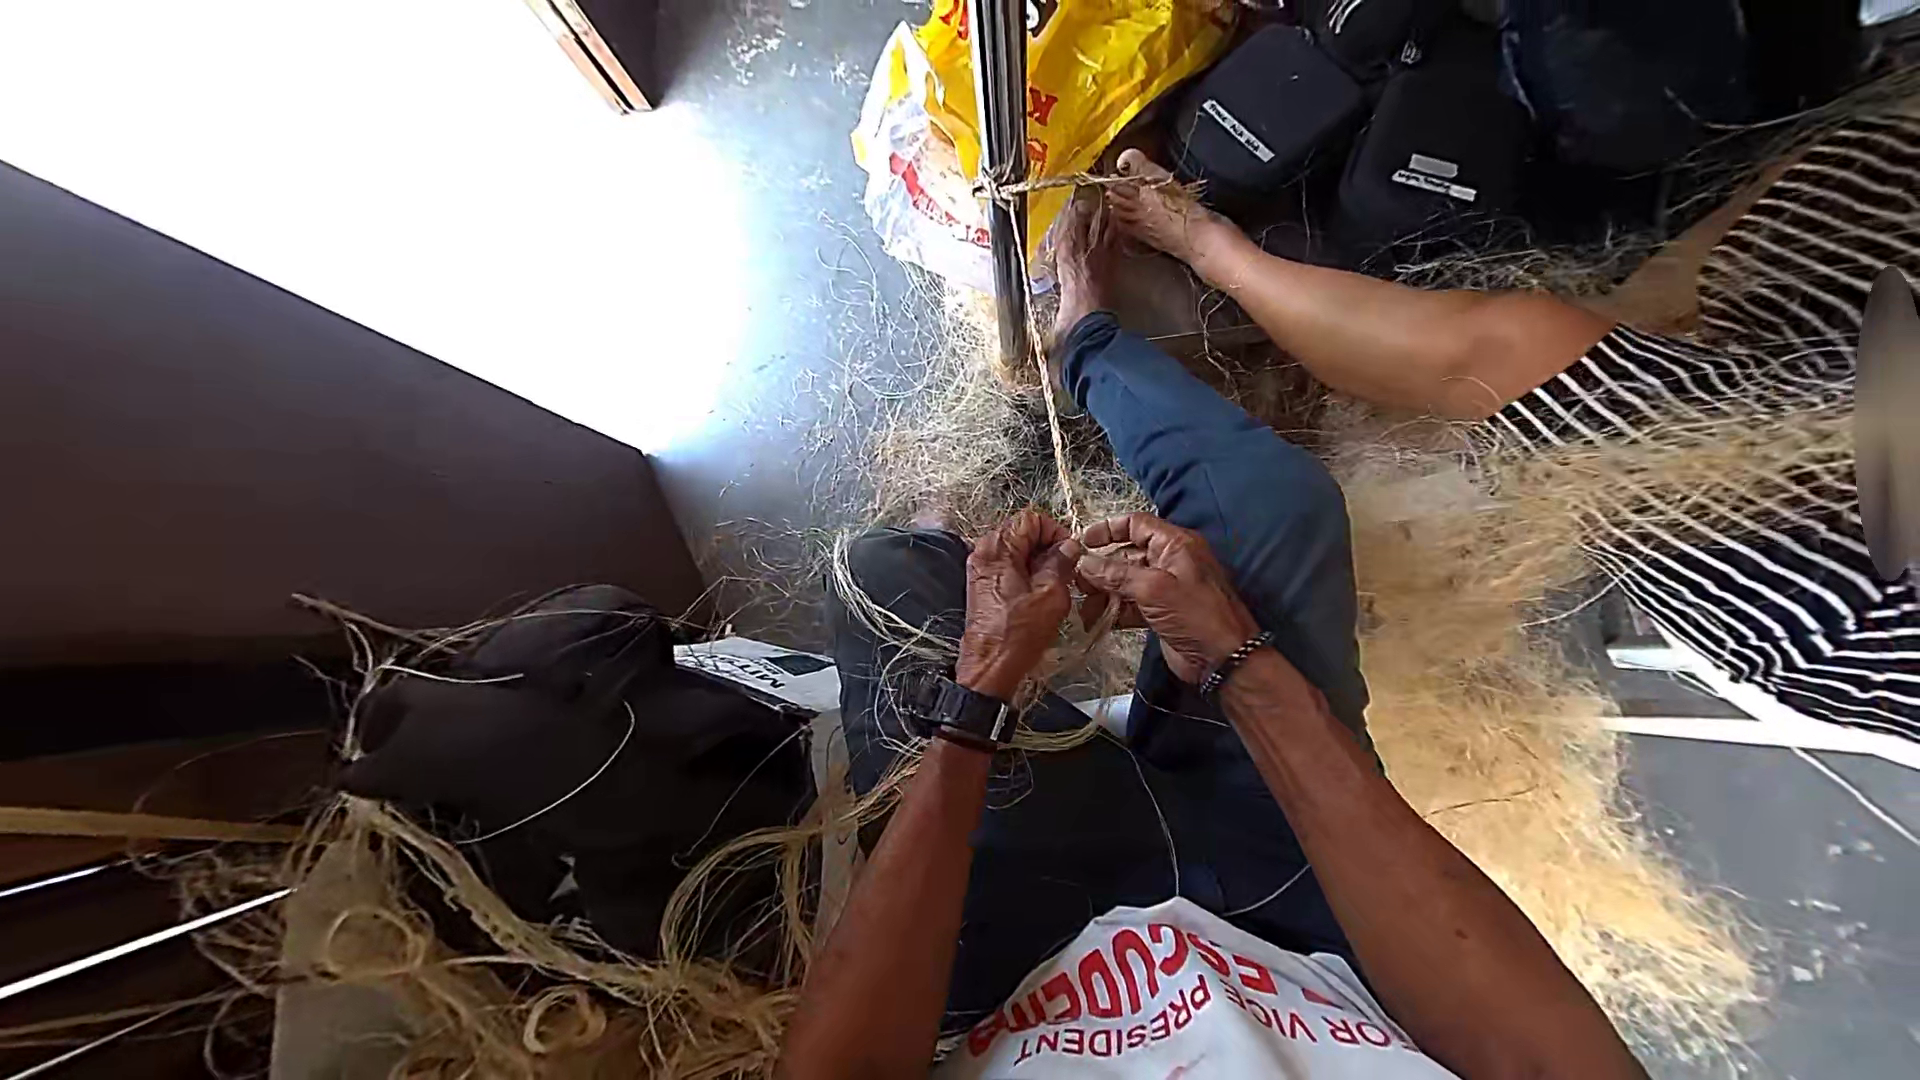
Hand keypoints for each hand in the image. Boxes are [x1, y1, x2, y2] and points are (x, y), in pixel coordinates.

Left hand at [957, 510, 1081, 700]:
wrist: (990, 665)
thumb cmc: (1015, 635)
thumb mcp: (1051, 594)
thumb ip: (1061, 563)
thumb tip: (1069, 547)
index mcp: (997, 549)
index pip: (1030, 519)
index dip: (1054, 531)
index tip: (1067, 551)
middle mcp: (984, 554)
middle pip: (1022, 532)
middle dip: (1046, 547)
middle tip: (1064, 569)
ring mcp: (981, 569)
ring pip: (1017, 550)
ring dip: (1038, 562)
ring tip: (1052, 585)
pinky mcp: (983, 585)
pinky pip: (1009, 567)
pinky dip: (1026, 573)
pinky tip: (1038, 594)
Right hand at [1075, 513, 1261, 683]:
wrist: (1224, 660)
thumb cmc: (1195, 615)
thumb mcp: (1153, 588)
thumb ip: (1116, 573)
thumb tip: (1083, 563)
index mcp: (1175, 544)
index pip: (1136, 524)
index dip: (1107, 529)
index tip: (1082, 542)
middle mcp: (1169, 561)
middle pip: (1126, 554)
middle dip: (1100, 567)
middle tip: (1076, 581)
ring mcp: (1165, 587)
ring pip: (1125, 581)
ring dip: (1103, 591)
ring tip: (1084, 605)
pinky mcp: (1160, 611)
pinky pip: (1130, 603)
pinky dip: (1113, 610)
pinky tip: (1097, 620)